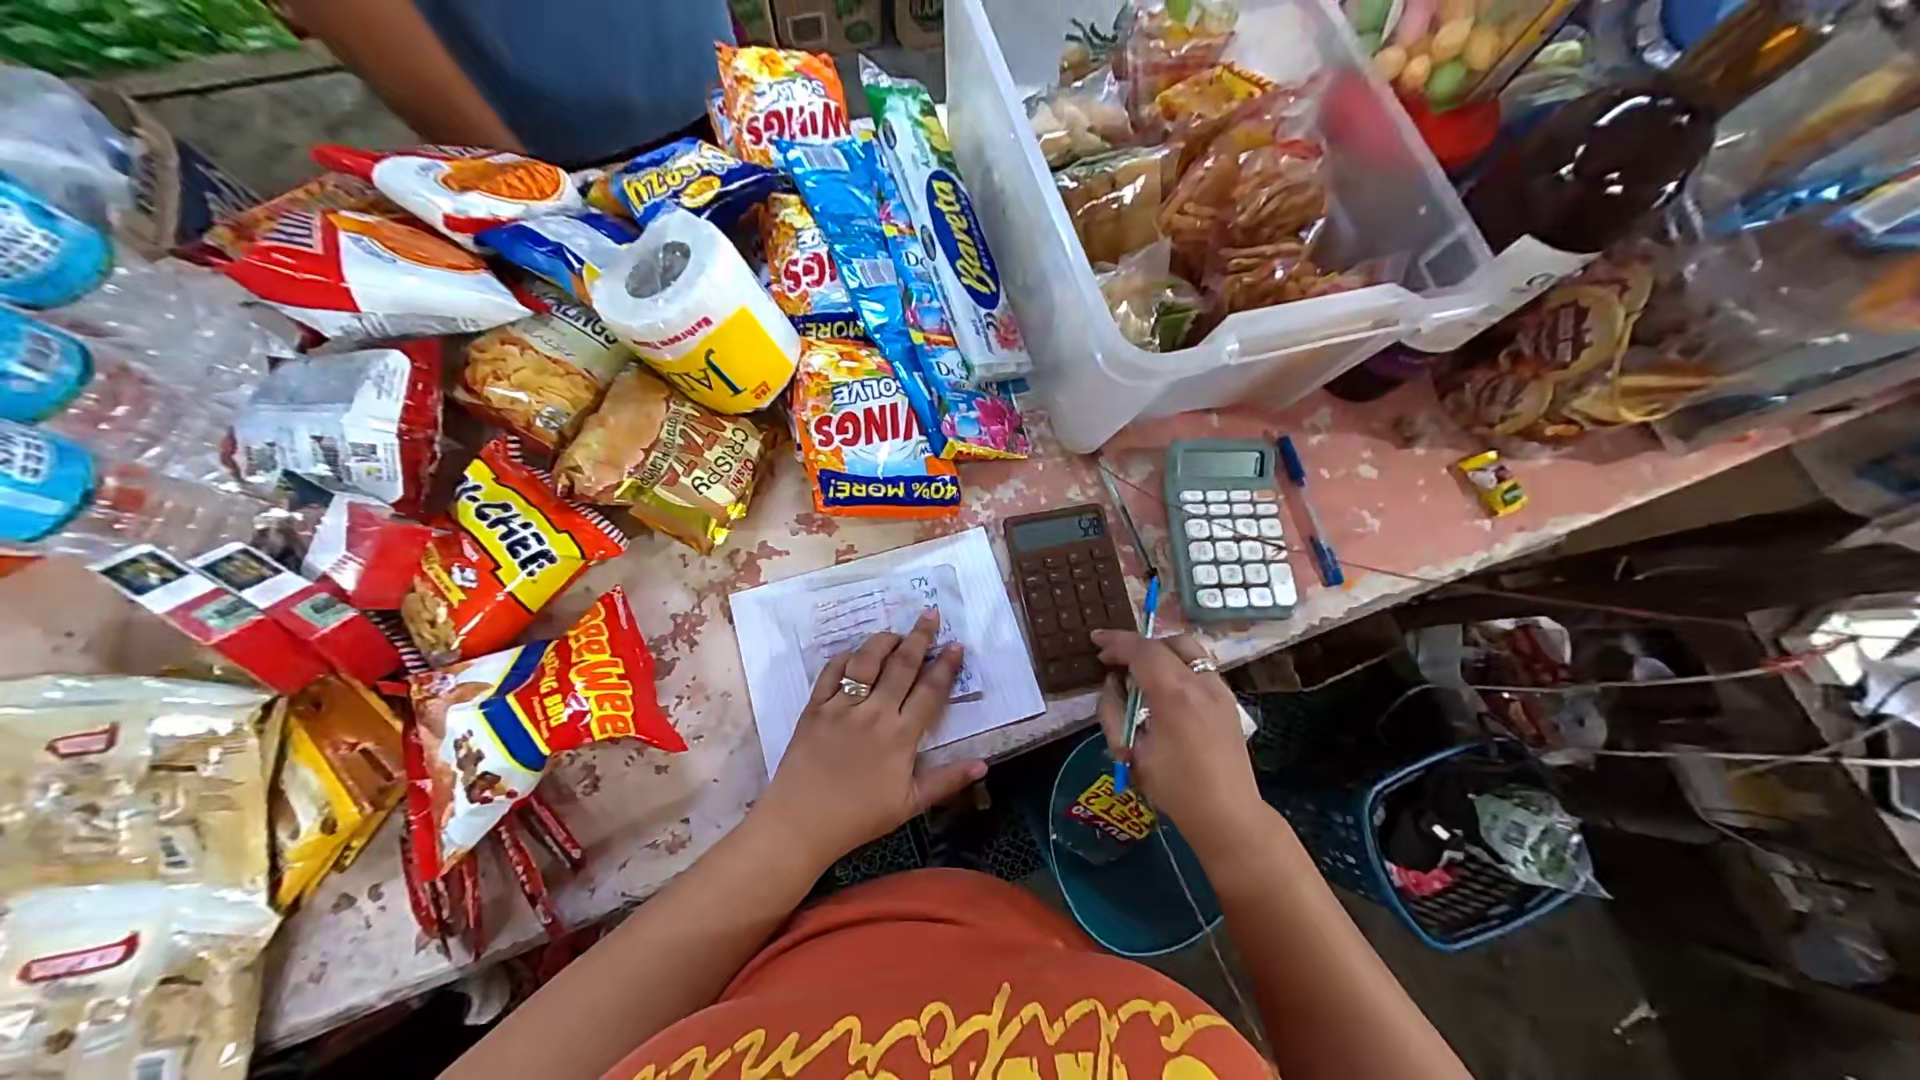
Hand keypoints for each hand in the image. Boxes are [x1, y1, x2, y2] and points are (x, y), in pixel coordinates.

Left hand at [752, 610, 986, 867]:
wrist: (800, 823)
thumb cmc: (858, 817)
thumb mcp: (909, 804)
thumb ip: (946, 780)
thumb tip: (983, 765)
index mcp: (901, 736)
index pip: (930, 691)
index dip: (945, 665)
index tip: (955, 645)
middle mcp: (874, 713)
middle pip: (902, 665)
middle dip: (920, 637)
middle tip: (930, 615)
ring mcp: (842, 707)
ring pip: (867, 661)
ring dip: (884, 641)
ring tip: (896, 632)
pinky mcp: (815, 707)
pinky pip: (832, 672)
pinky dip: (845, 658)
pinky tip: (855, 654)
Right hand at [1091, 629, 1263, 839]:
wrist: (1227, 816)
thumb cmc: (1174, 788)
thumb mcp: (1130, 752)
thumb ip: (1113, 711)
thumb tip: (1112, 684)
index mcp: (1175, 695)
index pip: (1142, 651)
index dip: (1116, 641)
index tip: (1096, 641)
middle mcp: (1202, 683)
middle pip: (1168, 642)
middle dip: (1138, 645)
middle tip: (1116, 659)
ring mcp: (1221, 690)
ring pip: (1189, 650)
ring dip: (1161, 652)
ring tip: (1140, 671)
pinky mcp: (1229, 701)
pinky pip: (1201, 667)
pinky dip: (1178, 665)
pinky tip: (1166, 688)